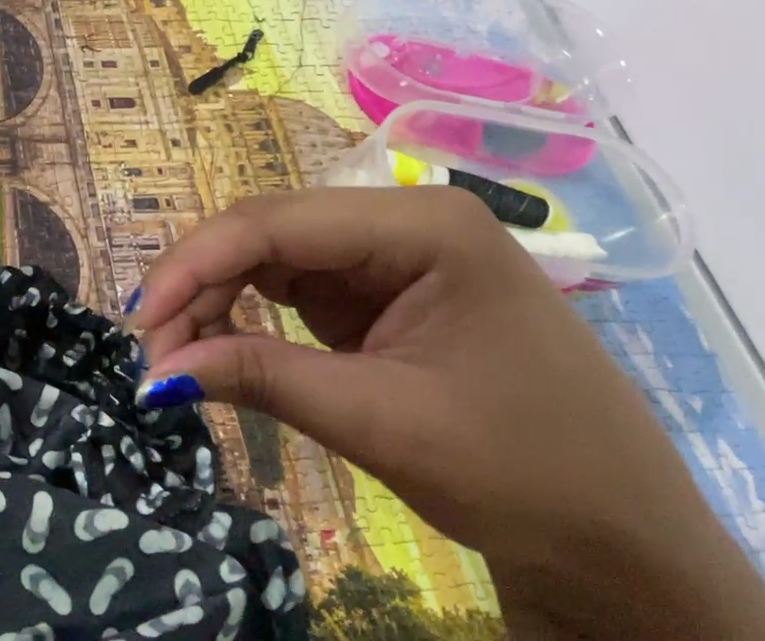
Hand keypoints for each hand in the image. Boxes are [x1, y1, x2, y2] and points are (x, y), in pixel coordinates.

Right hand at [130, 186, 764, 639]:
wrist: (621, 541)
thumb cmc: (525, 470)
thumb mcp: (382, 421)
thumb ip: (261, 378)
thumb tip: (154, 375)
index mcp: (423, 226)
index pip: (276, 222)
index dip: (195, 265)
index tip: (143, 323)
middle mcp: (402, 223)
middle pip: (267, 232)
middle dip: (202, 285)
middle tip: (155, 351)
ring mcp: (390, 257)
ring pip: (270, 257)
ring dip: (218, 300)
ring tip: (180, 355)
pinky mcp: (378, 295)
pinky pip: (291, 288)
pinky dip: (247, 316)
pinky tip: (221, 346)